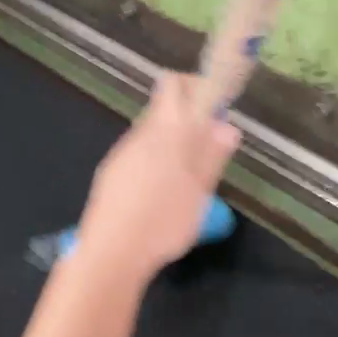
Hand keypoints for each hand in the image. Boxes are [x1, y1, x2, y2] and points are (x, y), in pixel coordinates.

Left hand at [73, 72, 241, 281]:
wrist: (112, 252)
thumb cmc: (163, 223)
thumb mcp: (197, 193)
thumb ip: (211, 157)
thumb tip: (226, 126)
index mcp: (167, 131)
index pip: (176, 84)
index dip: (197, 88)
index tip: (215, 110)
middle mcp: (140, 134)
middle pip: (163, 108)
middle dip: (186, 120)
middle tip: (205, 152)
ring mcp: (122, 153)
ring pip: (150, 134)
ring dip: (170, 145)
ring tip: (184, 181)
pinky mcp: (110, 173)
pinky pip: (137, 156)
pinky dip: (152, 164)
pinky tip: (158, 195)